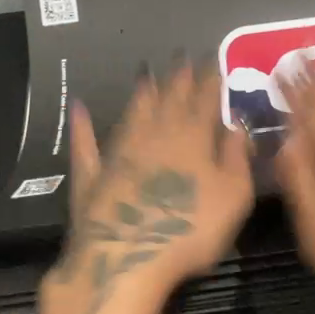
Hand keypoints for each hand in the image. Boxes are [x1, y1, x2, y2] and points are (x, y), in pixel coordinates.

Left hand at [47, 61, 253, 313]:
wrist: (126, 259)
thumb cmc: (190, 228)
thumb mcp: (234, 195)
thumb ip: (236, 156)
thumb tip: (235, 122)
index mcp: (193, 136)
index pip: (205, 98)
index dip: (210, 77)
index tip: (213, 57)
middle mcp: (156, 134)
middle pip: (169, 97)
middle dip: (177, 75)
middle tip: (180, 54)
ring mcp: (120, 152)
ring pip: (133, 112)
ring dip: (141, 92)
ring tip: (146, 73)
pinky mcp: (92, 175)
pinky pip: (86, 143)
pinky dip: (82, 125)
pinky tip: (78, 107)